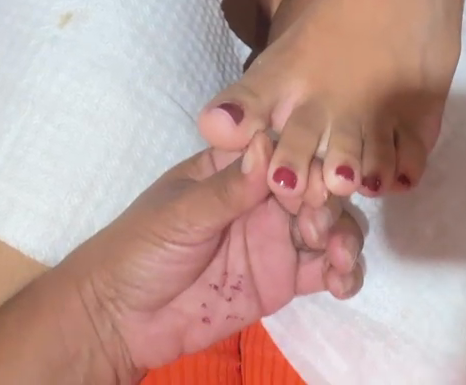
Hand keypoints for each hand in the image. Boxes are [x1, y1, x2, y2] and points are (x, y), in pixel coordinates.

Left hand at [60, 134, 364, 376]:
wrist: (122, 319)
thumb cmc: (141, 248)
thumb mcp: (181, 213)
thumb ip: (227, 189)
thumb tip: (266, 146)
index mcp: (234, 167)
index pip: (281, 151)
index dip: (304, 160)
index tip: (315, 180)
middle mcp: (261, 196)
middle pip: (312, 185)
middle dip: (329, 201)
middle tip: (322, 225)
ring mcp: (274, 237)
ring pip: (326, 224)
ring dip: (344, 234)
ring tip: (339, 257)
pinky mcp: (283, 278)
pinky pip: (323, 269)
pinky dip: (343, 271)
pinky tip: (341, 282)